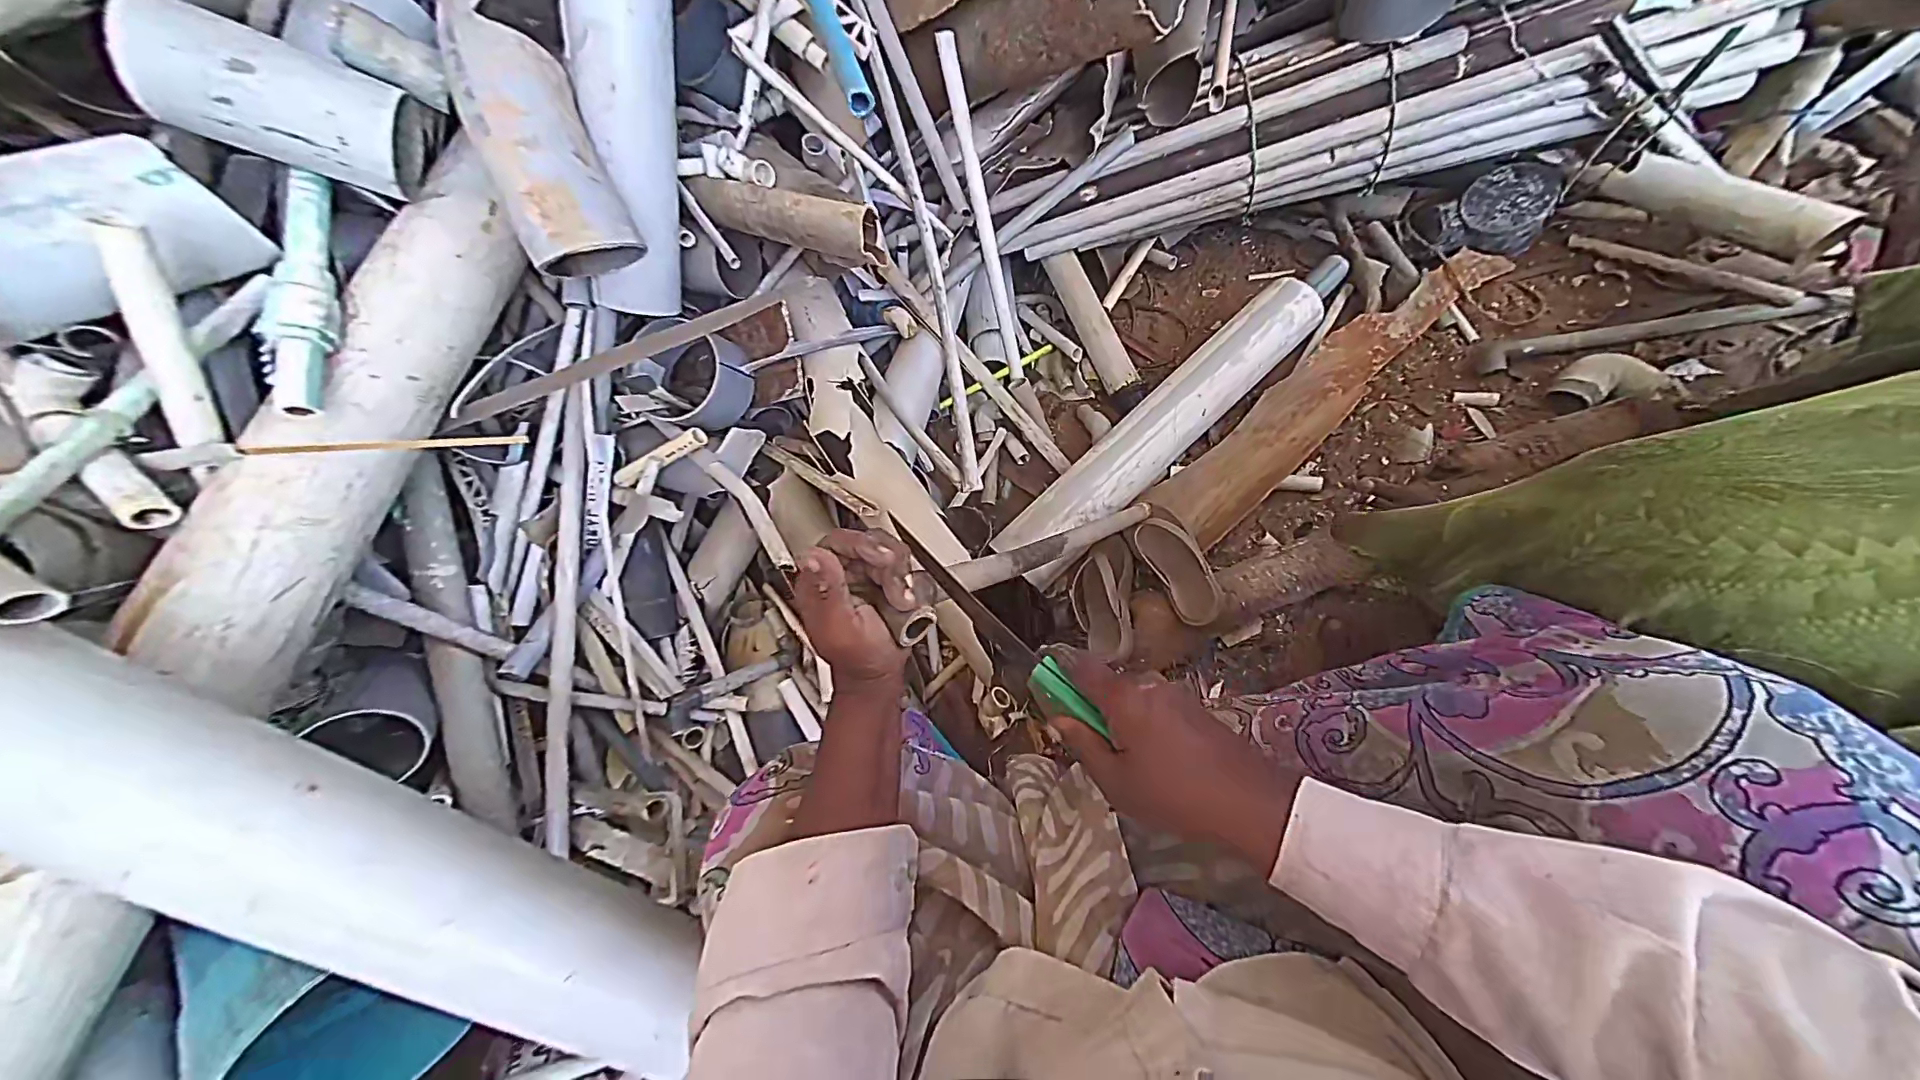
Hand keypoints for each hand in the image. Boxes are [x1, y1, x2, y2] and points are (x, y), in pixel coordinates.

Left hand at [790, 529, 916, 688]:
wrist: (880, 675)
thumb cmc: (856, 658)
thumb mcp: (839, 626)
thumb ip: (828, 590)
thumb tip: (813, 558)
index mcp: (823, 578)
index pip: (840, 540)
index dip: (862, 544)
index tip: (882, 559)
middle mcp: (846, 572)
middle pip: (873, 542)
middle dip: (891, 568)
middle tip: (896, 593)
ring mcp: (871, 576)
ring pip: (896, 553)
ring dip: (904, 580)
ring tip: (901, 604)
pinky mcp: (894, 583)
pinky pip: (913, 572)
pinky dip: (916, 589)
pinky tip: (908, 606)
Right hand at [1041, 650, 1302, 870]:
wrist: (1249, 801)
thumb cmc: (1173, 794)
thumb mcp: (1116, 781)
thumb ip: (1083, 744)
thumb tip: (1060, 717)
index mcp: (1123, 696)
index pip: (1081, 666)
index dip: (1060, 674)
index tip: (1052, 694)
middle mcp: (1148, 684)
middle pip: (1107, 681)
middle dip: (1093, 704)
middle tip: (1094, 744)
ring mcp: (1174, 692)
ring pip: (1132, 695)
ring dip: (1121, 715)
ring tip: (1131, 760)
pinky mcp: (1194, 706)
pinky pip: (1154, 704)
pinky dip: (1145, 721)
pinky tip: (1159, 759)